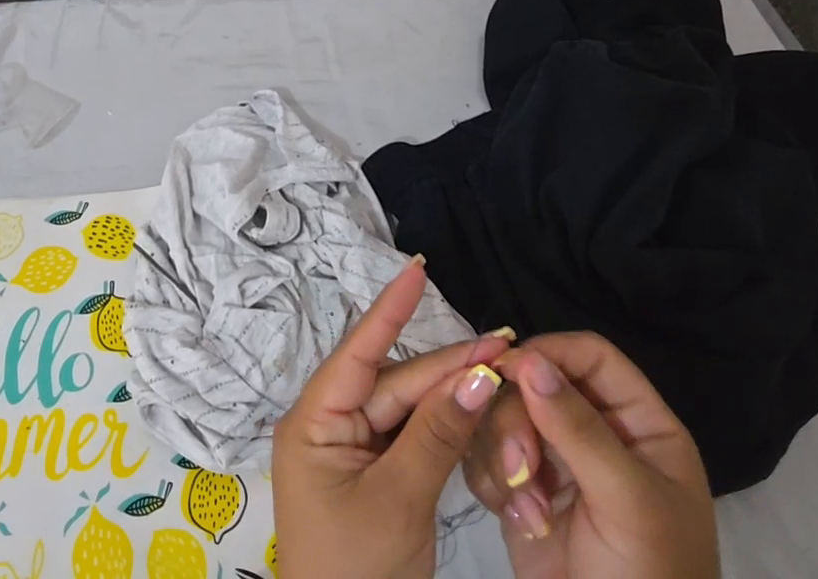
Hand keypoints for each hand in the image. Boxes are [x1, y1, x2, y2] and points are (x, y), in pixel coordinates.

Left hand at [272, 259, 514, 578]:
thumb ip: (438, 432)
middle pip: (392, 382)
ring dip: (449, 394)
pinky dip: (444, 426)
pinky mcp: (374, 472)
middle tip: (504, 346)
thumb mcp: (399, 499)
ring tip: (499, 369)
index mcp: (314, 422)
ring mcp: (352, 449)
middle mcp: (328, 425)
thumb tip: (480, 372)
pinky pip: (411, 435)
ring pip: (407, 407)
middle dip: (445, 366)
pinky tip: (478, 408)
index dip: (390, 309)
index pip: (358, 353)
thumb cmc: (357, 571)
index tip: (416, 269)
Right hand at [462, 333, 718, 578]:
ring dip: (503, 458)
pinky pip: (484, 455)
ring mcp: (555, 462)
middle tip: (520, 468)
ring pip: (501, 417)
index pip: (592, 358)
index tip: (507, 369)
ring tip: (525, 509)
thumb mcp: (627, 502)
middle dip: (517, 423)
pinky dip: (489, 481)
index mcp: (639, 426)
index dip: (549, 353)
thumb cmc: (647, 577)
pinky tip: (513, 517)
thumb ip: (579, 429)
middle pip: (534, 385)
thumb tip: (527, 359)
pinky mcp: (520, 490)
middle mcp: (595, 434)